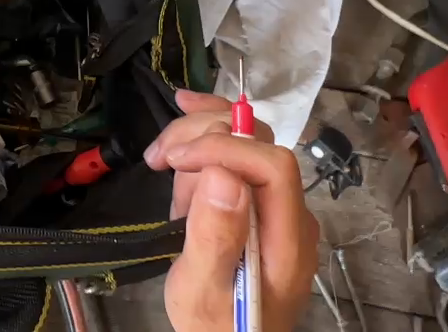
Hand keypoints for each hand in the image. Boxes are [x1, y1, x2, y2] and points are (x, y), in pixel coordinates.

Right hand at [145, 89, 318, 331]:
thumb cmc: (213, 324)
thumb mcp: (201, 288)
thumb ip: (215, 236)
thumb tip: (223, 175)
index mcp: (287, 238)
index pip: (272, 165)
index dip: (223, 147)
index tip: (176, 160)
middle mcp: (289, 213)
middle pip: (257, 141)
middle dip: (202, 135)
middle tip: (159, 157)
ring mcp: (273, 204)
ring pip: (241, 137)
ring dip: (193, 138)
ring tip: (160, 164)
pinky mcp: (253, 201)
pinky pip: (230, 154)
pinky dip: (198, 144)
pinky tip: (174, 160)